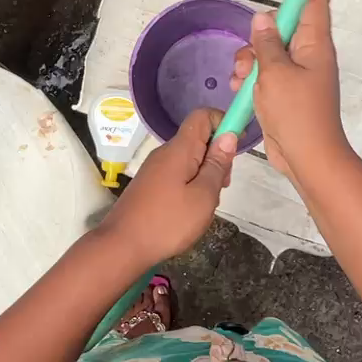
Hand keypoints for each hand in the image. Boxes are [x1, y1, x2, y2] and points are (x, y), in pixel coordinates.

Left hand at [99, 107, 238, 262]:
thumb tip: (228, 135)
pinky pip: (178, 174)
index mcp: (179, 149)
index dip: (224, 122)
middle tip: (222, 185)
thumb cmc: (168, 222)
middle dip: (217, 156)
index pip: (202, 116)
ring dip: (206, 175)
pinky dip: (192, 185)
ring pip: (190, 159)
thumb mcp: (203, 196)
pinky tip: (192, 210)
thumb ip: (217, 165)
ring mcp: (156, 168)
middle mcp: (165, 152)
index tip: (239, 145)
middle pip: (198, 138)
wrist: (122, 245)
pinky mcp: (151, 184)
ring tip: (206, 203)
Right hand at [231, 0, 350, 183]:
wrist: (306, 156)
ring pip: (268, 54)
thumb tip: (263, 18)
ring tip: (243, 81)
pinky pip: (265, 75)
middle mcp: (309, 56)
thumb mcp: (275, 73)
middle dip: (259, 38)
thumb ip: (266, 44)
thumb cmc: (296, 112)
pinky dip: (252, 80)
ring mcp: (298, 76)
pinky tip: (242, 92)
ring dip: (250, 63)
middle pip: (283, 30)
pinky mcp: (286, 93)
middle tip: (249, 57)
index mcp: (315, 46)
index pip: (316, 6)